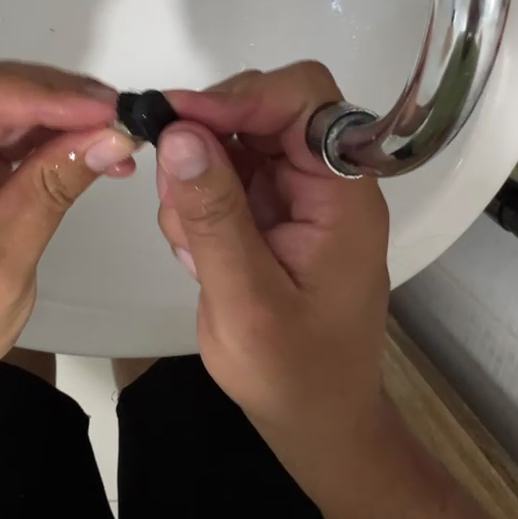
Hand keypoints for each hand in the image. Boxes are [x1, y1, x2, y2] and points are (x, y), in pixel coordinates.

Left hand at [0, 60, 135, 424]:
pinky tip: (81, 152)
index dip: (35, 92)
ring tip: (108, 132)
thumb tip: (111, 135)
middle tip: (112, 112)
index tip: (99, 105)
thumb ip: (52, 186)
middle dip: (49, 101)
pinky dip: (39, 145)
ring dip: (51, 120)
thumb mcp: (0, 259)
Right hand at [153, 62, 391, 458]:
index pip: (305, 98)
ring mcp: (296, 194)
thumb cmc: (294, 375)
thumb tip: (180, 133)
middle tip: (175, 193)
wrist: (317, 423)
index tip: (177, 119)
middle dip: (210, 141)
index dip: (242, 96)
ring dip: (198, 180)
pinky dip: (198, 203)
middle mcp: (324, 181)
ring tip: (194, 248)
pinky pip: (224, 175)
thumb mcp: (245, 301)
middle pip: (264, 110)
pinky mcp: (270, 211)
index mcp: (343, 193)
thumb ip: (213, 216)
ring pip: (234, 141)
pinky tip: (200, 256)